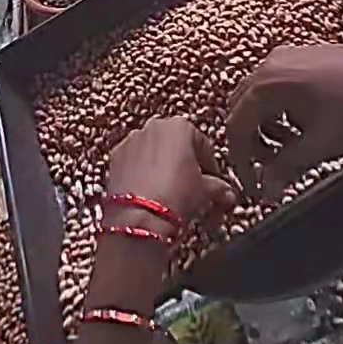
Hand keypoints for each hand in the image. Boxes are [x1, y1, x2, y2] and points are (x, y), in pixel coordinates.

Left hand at [104, 117, 237, 227]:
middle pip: (176, 144)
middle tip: (193, 186)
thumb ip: (218, 188)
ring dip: (162, 166)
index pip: (202, 144)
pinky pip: (134, 162)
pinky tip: (149, 192)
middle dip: (185, 163)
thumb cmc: (174, 197)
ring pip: (153, 151)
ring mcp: (132, 140)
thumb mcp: (205, 191)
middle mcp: (154, 127)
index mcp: (180, 126)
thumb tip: (227, 193)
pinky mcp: (116, 157)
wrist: (138, 217)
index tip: (214, 181)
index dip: (210, 165)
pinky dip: (141, 172)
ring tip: (170, 192)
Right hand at [223, 45, 342, 198]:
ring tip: (291, 150)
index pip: (236, 125)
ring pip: (259, 97)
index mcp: (269, 82)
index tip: (253, 185)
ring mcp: (289, 55)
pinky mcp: (305, 55)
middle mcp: (272, 62)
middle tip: (268, 170)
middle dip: (251, 142)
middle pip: (242, 108)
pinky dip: (280, 110)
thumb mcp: (322, 146)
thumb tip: (266, 189)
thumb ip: (286, 168)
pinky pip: (277, 85)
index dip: (240, 161)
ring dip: (266, 126)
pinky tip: (305, 126)